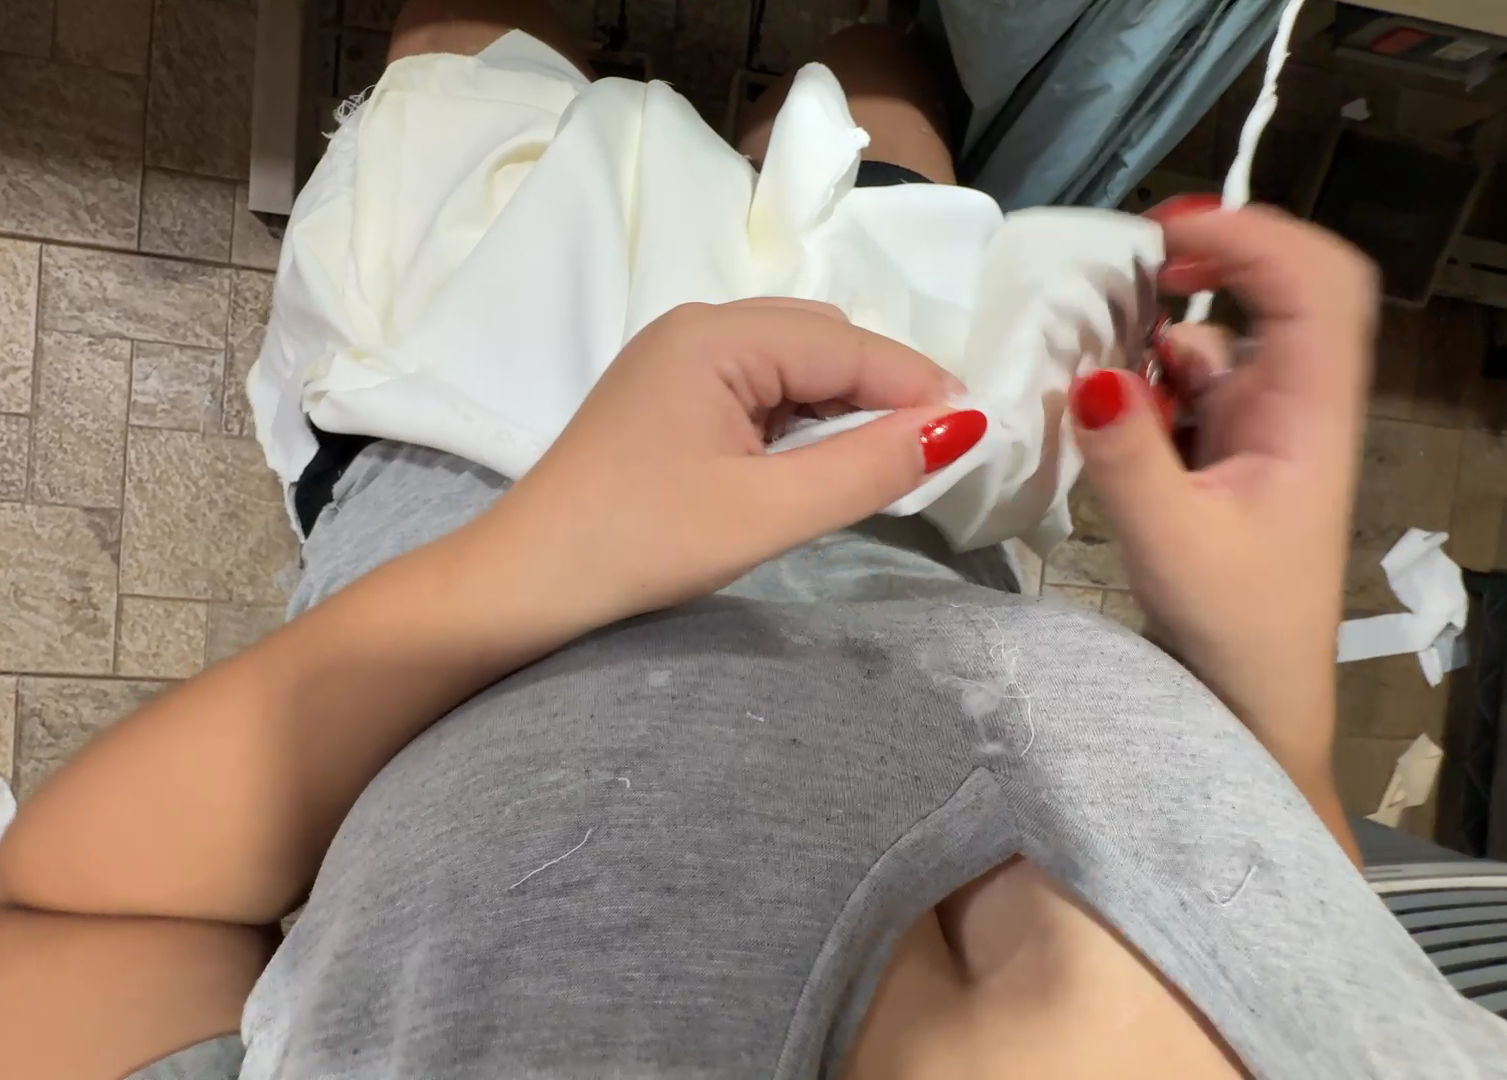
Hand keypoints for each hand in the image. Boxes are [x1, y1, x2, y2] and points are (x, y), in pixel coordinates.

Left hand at [453, 298, 983, 634]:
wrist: (528, 581)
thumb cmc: (641, 545)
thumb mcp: (764, 512)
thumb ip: (866, 467)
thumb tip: (961, 425)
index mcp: (715, 336)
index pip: (846, 345)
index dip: (918, 385)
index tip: (978, 430)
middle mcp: (694, 328)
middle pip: (818, 342)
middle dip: (880, 391)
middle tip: (929, 451)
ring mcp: (674, 360)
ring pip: (787, 365)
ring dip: (839, 405)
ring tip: (879, 458)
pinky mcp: (665, 396)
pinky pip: (752, 390)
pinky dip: (794, 419)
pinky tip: (809, 456)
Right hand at [1068, 204, 1377, 776]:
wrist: (1246, 691)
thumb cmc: (1233, 622)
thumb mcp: (1170, 539)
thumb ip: (1128, 457)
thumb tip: (1090, 374)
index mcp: (1308, 415)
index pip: (1315, 287)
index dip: (1257, 237)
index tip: (1170, 230)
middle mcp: (1288, 408)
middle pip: (1273, 298)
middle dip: (1208, 266)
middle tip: (1124, 266)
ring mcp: (1252, 433)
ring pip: (1214, 348)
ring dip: (1155, 335)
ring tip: (1085, 345)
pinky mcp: (1215, 459)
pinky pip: (1179, 396)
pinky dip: (1138, 385)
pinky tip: (1096, 407)